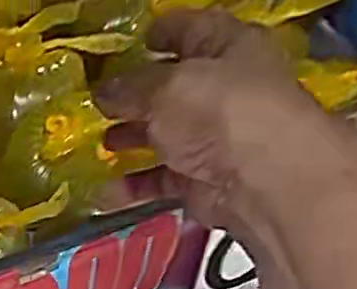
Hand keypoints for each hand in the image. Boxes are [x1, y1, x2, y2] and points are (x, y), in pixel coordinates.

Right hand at [95, 10, 338, 228]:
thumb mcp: (170, 87)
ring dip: (130, 140)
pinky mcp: (197, 177)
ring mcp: (210, 136)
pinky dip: (131, 186)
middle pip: (171, 88)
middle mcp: (222, 89)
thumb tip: (102, 90)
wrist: (258, 176)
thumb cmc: (222, 112)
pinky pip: (156, 180)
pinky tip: (104, 191)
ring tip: (98, 145)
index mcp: (228, 49)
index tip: (135, 39)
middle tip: (100, 102)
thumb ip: (132, 87)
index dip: (165, 31)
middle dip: (135, 95)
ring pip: (162, 135)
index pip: (193, 30)